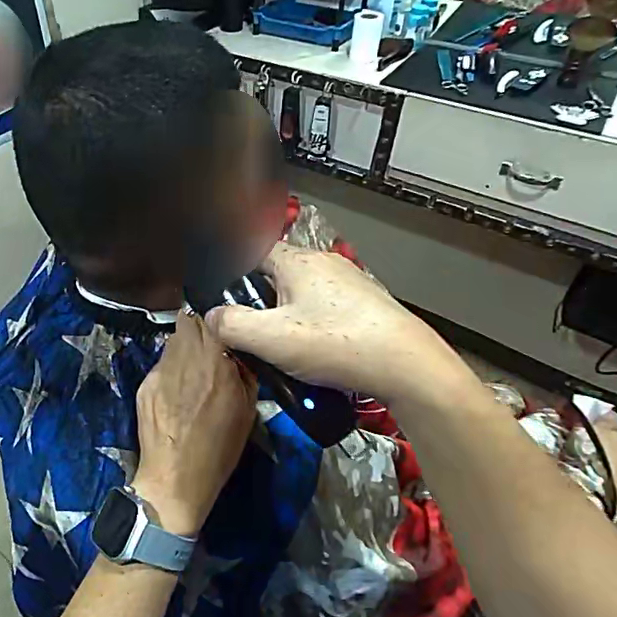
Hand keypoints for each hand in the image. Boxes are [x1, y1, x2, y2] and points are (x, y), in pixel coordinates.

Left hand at [132, 313, 256, 537]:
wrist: (175, 480)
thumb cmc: (219, 448)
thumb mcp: (248, 409)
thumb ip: (244, 372)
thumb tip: (239, 354)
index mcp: (215, 362)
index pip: (213, 317)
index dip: (220, 320)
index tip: (227, 331)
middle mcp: (185, 358)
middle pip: (188, 321)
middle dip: (200, 328)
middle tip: (210, 346)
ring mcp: (160, 370)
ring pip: (172, 340)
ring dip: (185, 347)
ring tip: (194, 368)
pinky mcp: (144, 384)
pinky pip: (162, 364)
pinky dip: (171, 369)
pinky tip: (178, 390)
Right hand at [203, 242, 463, 407]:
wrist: (405, 364)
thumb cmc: (339, 344)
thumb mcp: (270, 339)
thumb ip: (231, 326)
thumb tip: (212, 317)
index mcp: (298, 261)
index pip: (254, 252)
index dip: (234, 274)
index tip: (227, 302)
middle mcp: (326, 265)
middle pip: (279, 278)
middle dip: (264, 307)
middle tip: (257, 338)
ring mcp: (351, 285)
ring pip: (306, 298)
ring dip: (292, 322)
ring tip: (289, 355)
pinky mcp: (368, 307)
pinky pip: (330, 314)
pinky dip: (318, 332)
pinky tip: (320, 358)